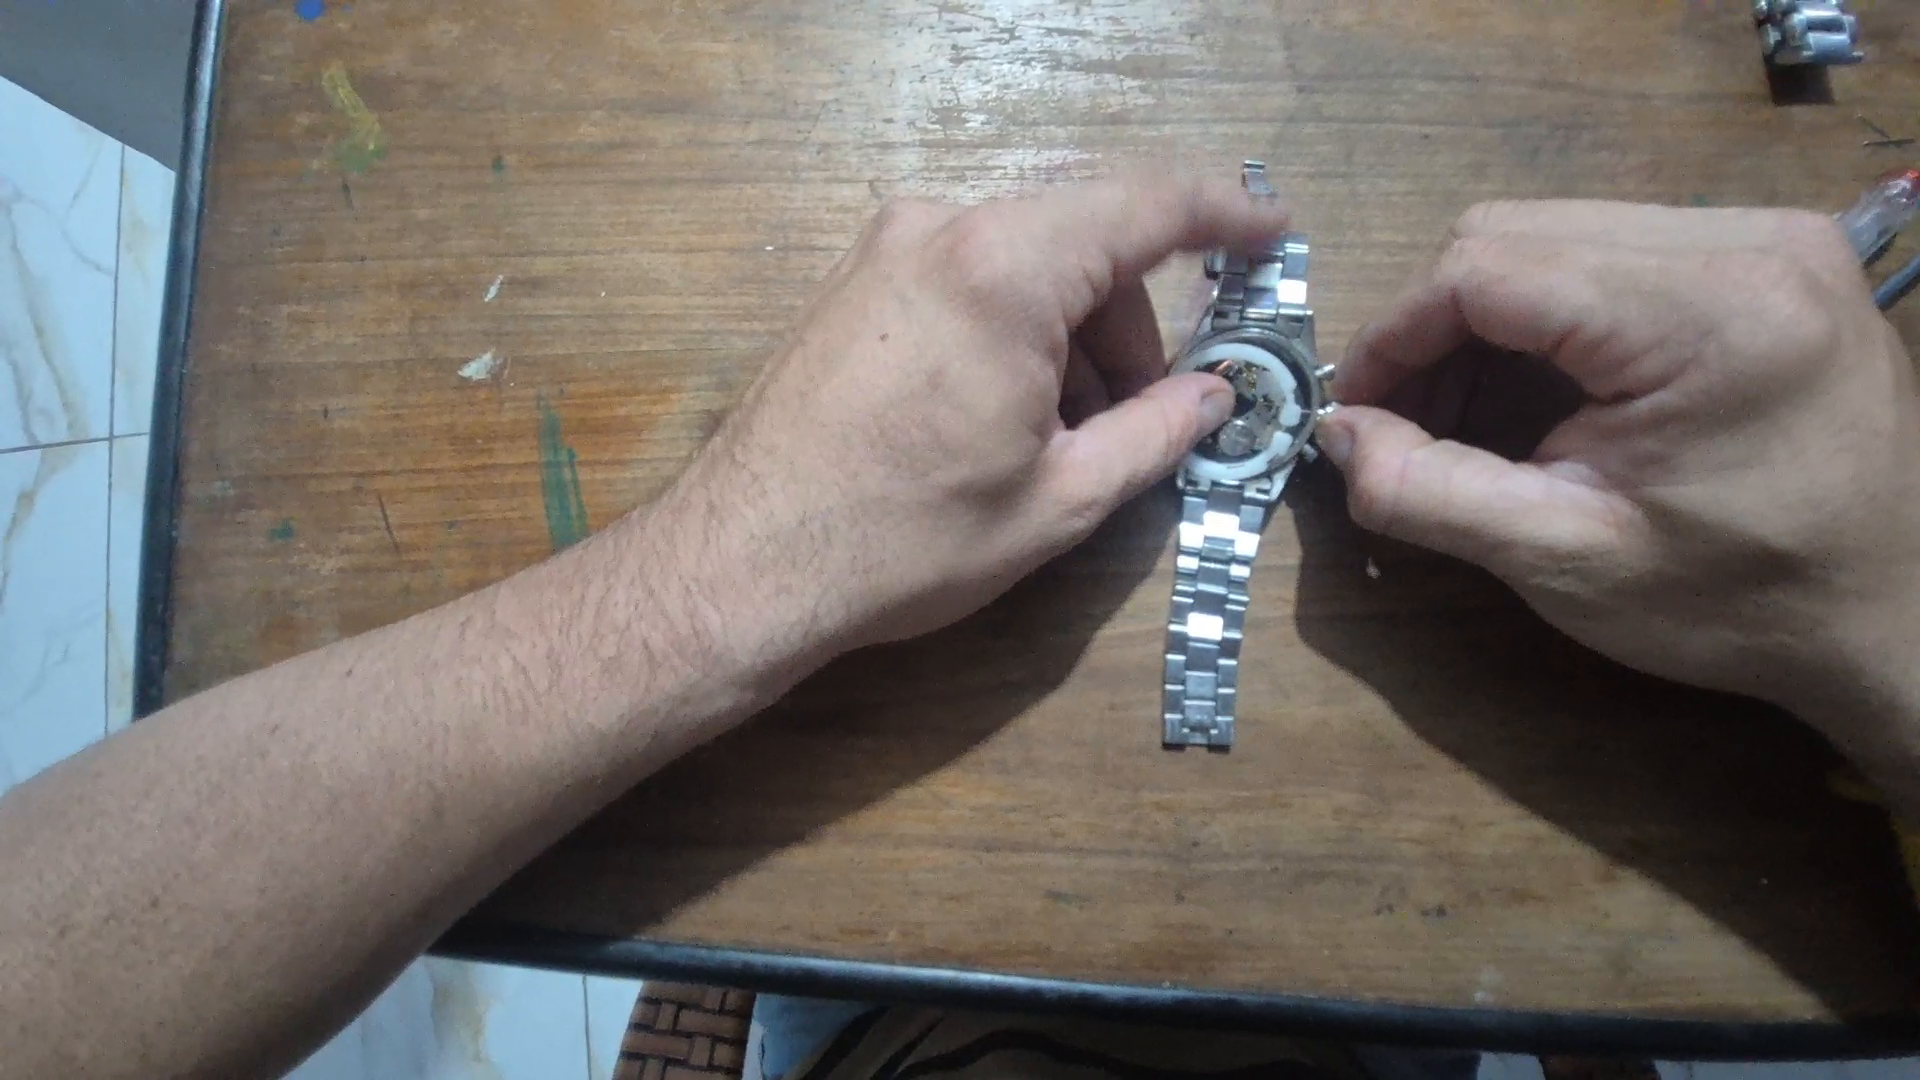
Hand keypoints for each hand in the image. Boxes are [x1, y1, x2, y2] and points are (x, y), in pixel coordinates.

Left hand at [642, 171, 1289, 681]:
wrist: (745, 564)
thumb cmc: (907, 541)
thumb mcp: (1058, 501)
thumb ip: (1156, 433)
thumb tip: (1215, 393)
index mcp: (1005, 267)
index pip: (1148, 202)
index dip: (1226, 213)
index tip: (1271, 235)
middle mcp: (941, 227)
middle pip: (1083, 240)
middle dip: (1128, 323)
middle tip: (1135, 416)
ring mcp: (885, 248)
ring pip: (1024, 262)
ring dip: (1067, 334)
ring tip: (1056, 435)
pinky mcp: (853, 281)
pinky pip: (967, 279)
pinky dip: (1011, 331)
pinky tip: (998, 412)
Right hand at [1319, 202, 1919, 774]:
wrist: (1886, 609)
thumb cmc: (1729, 597)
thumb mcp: (1554, 558)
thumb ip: (1423, 492)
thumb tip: (1332, 431)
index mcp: (1708, 316)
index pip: (1484, 270)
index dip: (1392, 337)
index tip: (1356, 412)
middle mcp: (1741, 243)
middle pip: (1501, 236)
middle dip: (1423, 330)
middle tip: (1401, 420)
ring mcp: (1752, 240)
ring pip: (1530, 238)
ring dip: (1461, 326)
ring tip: (1453, 415)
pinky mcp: (1744, 261)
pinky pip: (1575, 257)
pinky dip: (1511, 322)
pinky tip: (1512, 391)